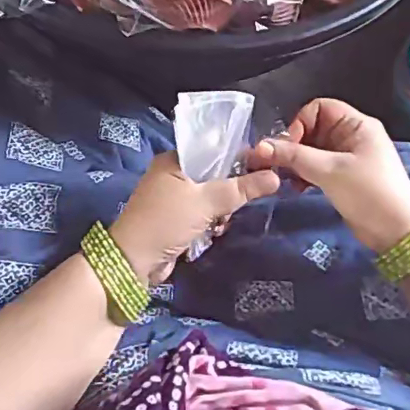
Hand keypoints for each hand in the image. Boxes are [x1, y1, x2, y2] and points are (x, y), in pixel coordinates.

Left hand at [110, 152, 280, 283]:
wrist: (133, 261)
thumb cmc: (166, 221)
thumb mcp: (206, 202)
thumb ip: (240, 189)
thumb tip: (275, 176)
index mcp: (173, 160)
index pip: (211, 149)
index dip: (235, 157)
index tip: (260, 166)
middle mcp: (171, 175)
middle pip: (213, 175)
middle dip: (228, 190)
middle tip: (239, 201)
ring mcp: (172, 199)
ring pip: (209, 197)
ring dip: (220, 210)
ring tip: (221, 221)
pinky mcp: (174, 220)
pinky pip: (202, 214)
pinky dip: (210, 222)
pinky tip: (214, 231)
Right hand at [249, 98, 409, 253]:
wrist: (396, 232)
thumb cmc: (369, 193)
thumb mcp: (329, 171)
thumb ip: (294, 157)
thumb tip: (260, 147)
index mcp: (357, 125)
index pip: (319, 108)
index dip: (300, 123)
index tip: (288, 146)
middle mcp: (351, 137)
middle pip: (312, 129)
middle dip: (293, 145)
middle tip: (278, 165)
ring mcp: (347, 158)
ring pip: (312, 150)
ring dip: (296, 162)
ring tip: (286, 179)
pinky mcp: (342, 177)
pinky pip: (316, 167)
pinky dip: (304, 175)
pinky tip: (297, 188)